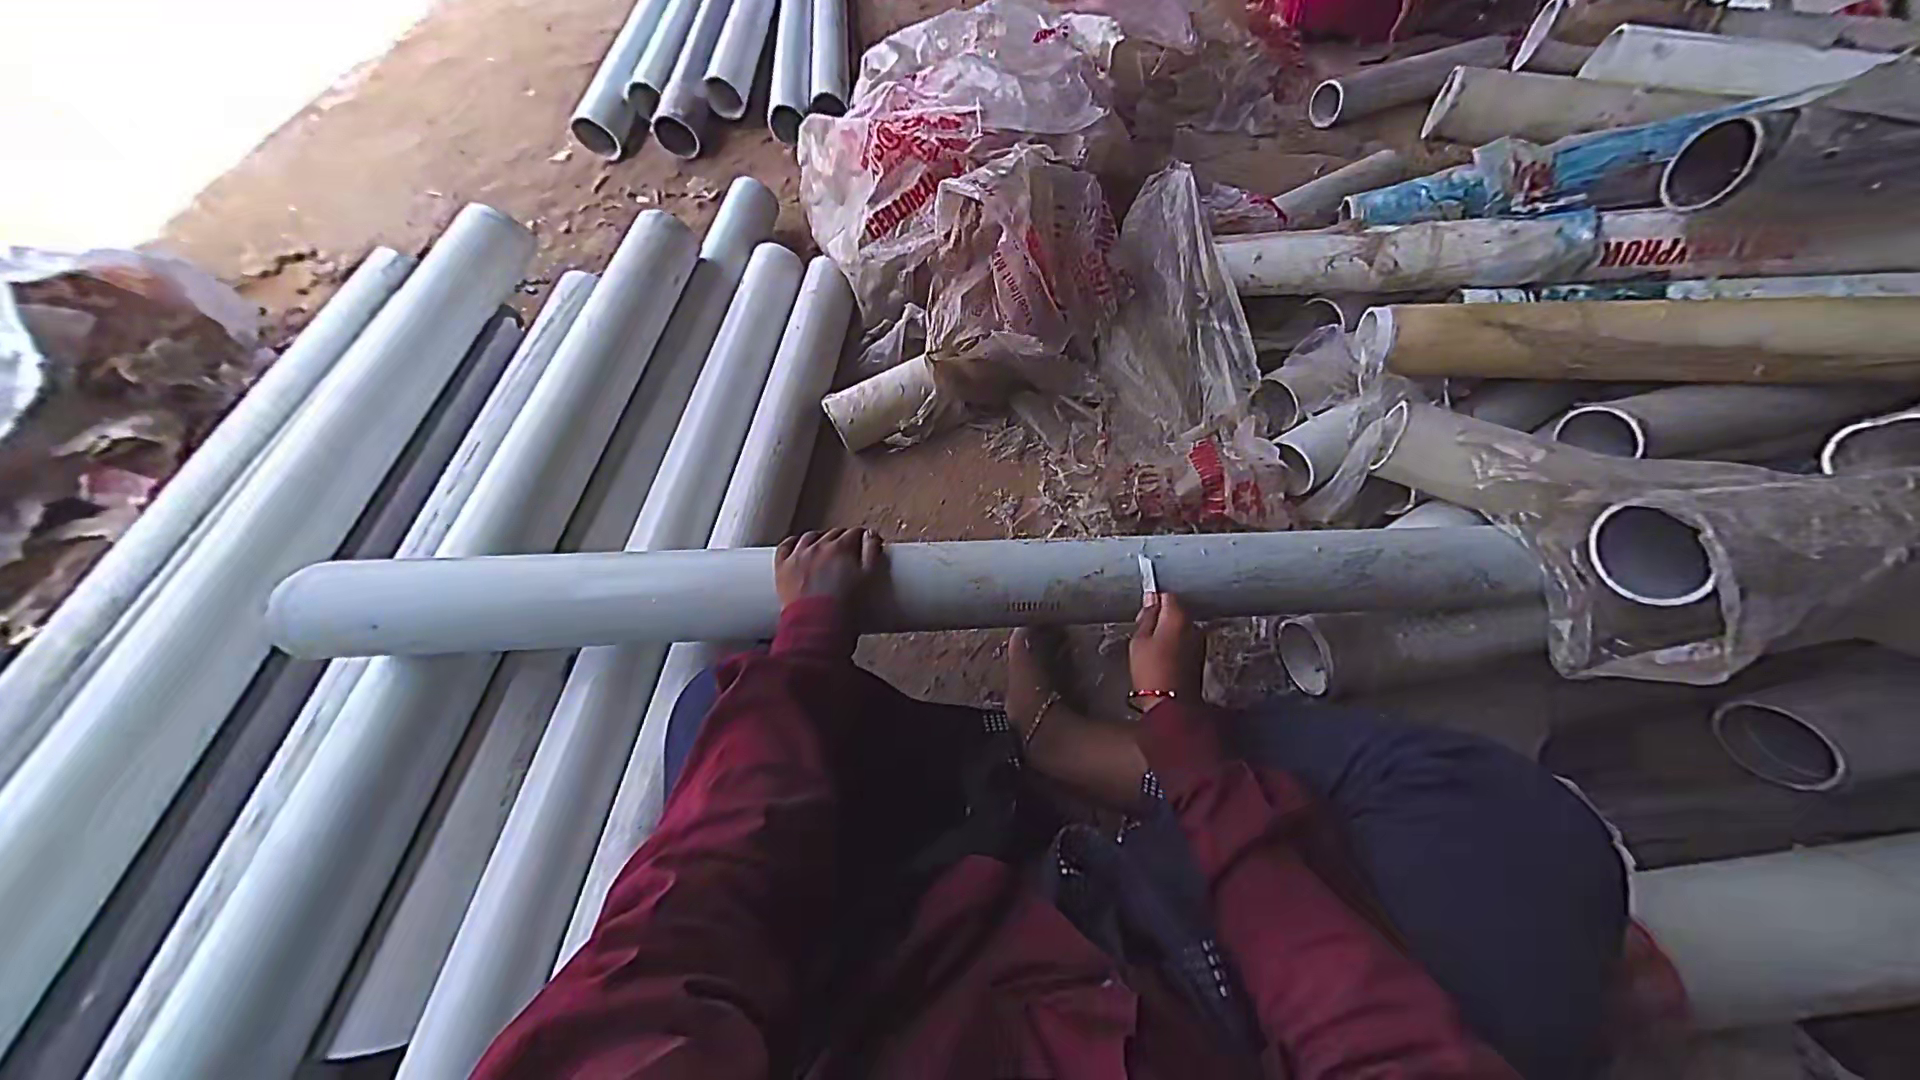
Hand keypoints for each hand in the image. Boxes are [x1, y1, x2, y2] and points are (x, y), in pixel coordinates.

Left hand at [775, 528, 882, 606]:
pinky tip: (798, 547)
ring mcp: (798, 555)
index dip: (862, 538)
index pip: (854, 533)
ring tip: (825, 549)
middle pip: (833, 534)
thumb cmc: (845, 607)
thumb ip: (872, 553)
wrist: (817, 628)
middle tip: (848, 553)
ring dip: (820, 539)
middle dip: (843, 540)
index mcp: (841, 548)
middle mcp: (818, 546)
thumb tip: (871, 535)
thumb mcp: (869, 578)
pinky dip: (793, 543)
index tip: (865, 545)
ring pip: (810, 537)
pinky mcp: (783, 567)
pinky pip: (785, 546)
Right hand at [1128, 592, 1203, 708]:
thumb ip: (1147, 616)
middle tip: (1143, 630)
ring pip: (1180, 626)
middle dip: (1161, 615)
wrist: (1170, 704)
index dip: (1153, 600)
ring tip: (1150, 645)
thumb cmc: (1150, 670)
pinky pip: (1185, 640)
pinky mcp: (1199, 656)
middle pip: (1176, 610)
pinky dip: (1174, 642)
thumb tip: (1151, 600)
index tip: (1143, 612)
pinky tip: (1161, 655)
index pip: (1168, 596)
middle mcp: (1193, 625)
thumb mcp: (1139, 640)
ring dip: (1167, 629)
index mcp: (1178, 617)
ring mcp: (1199, 641)